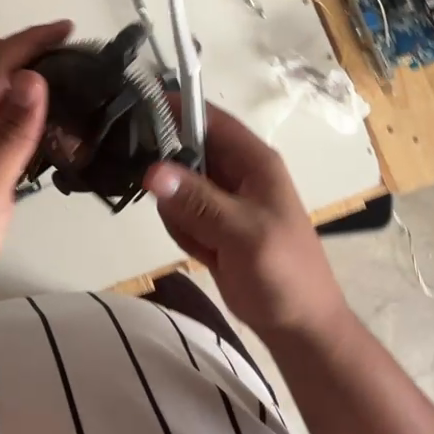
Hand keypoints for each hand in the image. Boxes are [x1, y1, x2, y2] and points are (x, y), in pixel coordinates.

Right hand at [143, 107, 350, 339]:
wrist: (299, 326)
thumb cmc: (283, 273)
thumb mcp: (242, 234)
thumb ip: (198, 201)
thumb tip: (152, 171)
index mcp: (253, 161)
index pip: (209, 118)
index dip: (175, 107)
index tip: (134, 107)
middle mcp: (236, 171)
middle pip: (185, 148)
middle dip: (169, 171)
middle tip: (162, 196)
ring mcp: (221, 198)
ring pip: (175, 183)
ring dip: (177, 210)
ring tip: (200, 238)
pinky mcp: (210, 222)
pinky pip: (178, 211)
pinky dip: (181, 228)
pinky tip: (202, 250)